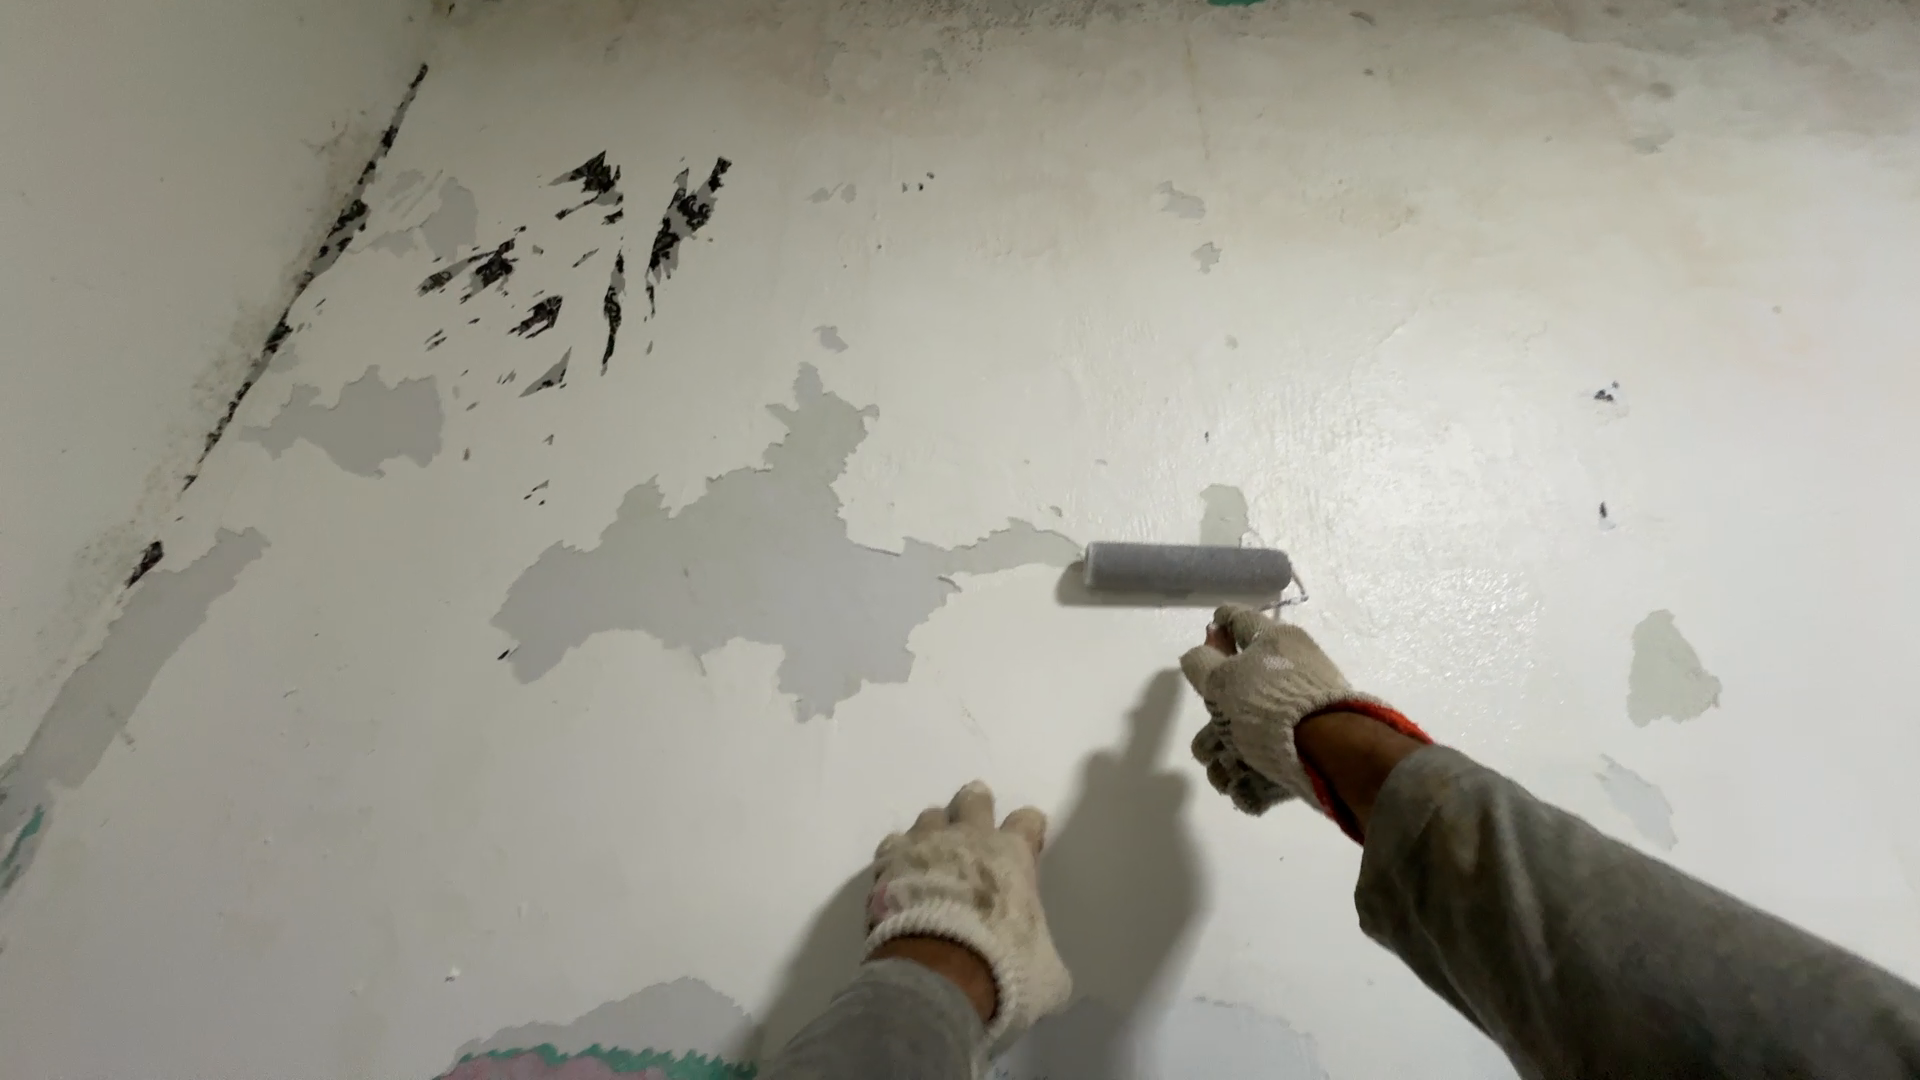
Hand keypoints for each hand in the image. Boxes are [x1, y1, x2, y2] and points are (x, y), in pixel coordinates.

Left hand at [867, 782, 1071, 1052]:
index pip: (1027, 822)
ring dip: (934, 830)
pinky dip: (898, 856)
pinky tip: (898, 872)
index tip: (1028, 837)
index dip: (1029, 827)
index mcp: (1013, 856)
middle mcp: (970, 839)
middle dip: (976, 804)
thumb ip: (1042, 953)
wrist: (937, 974)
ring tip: (932, 849)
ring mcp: (926, 846)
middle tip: (975, 812)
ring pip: (930, 817)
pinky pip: (893, 845)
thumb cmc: (1002, 968)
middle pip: (974, 801)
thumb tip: (1039, 965)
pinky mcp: (889, 862)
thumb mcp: (1045, 973)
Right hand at [1180, 605, 1425, 836]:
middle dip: (1214, 721)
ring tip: (1222, 779)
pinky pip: (1273, 756)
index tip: (1206, 639)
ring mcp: (1304, 709)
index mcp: (1273, 642)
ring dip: (1228, 756)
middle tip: (1205, 744)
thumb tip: (1201, 653)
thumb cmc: (1268, 704)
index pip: (1239, 621)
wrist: (1332, 752)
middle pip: (1240, 687)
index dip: (1218, 626)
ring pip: (1252, 728)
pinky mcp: (1313, 744)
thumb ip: (1200, 662)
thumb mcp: (1221, 677)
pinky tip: (1240, 792)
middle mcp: (1289, 671)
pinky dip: (1254, 777)